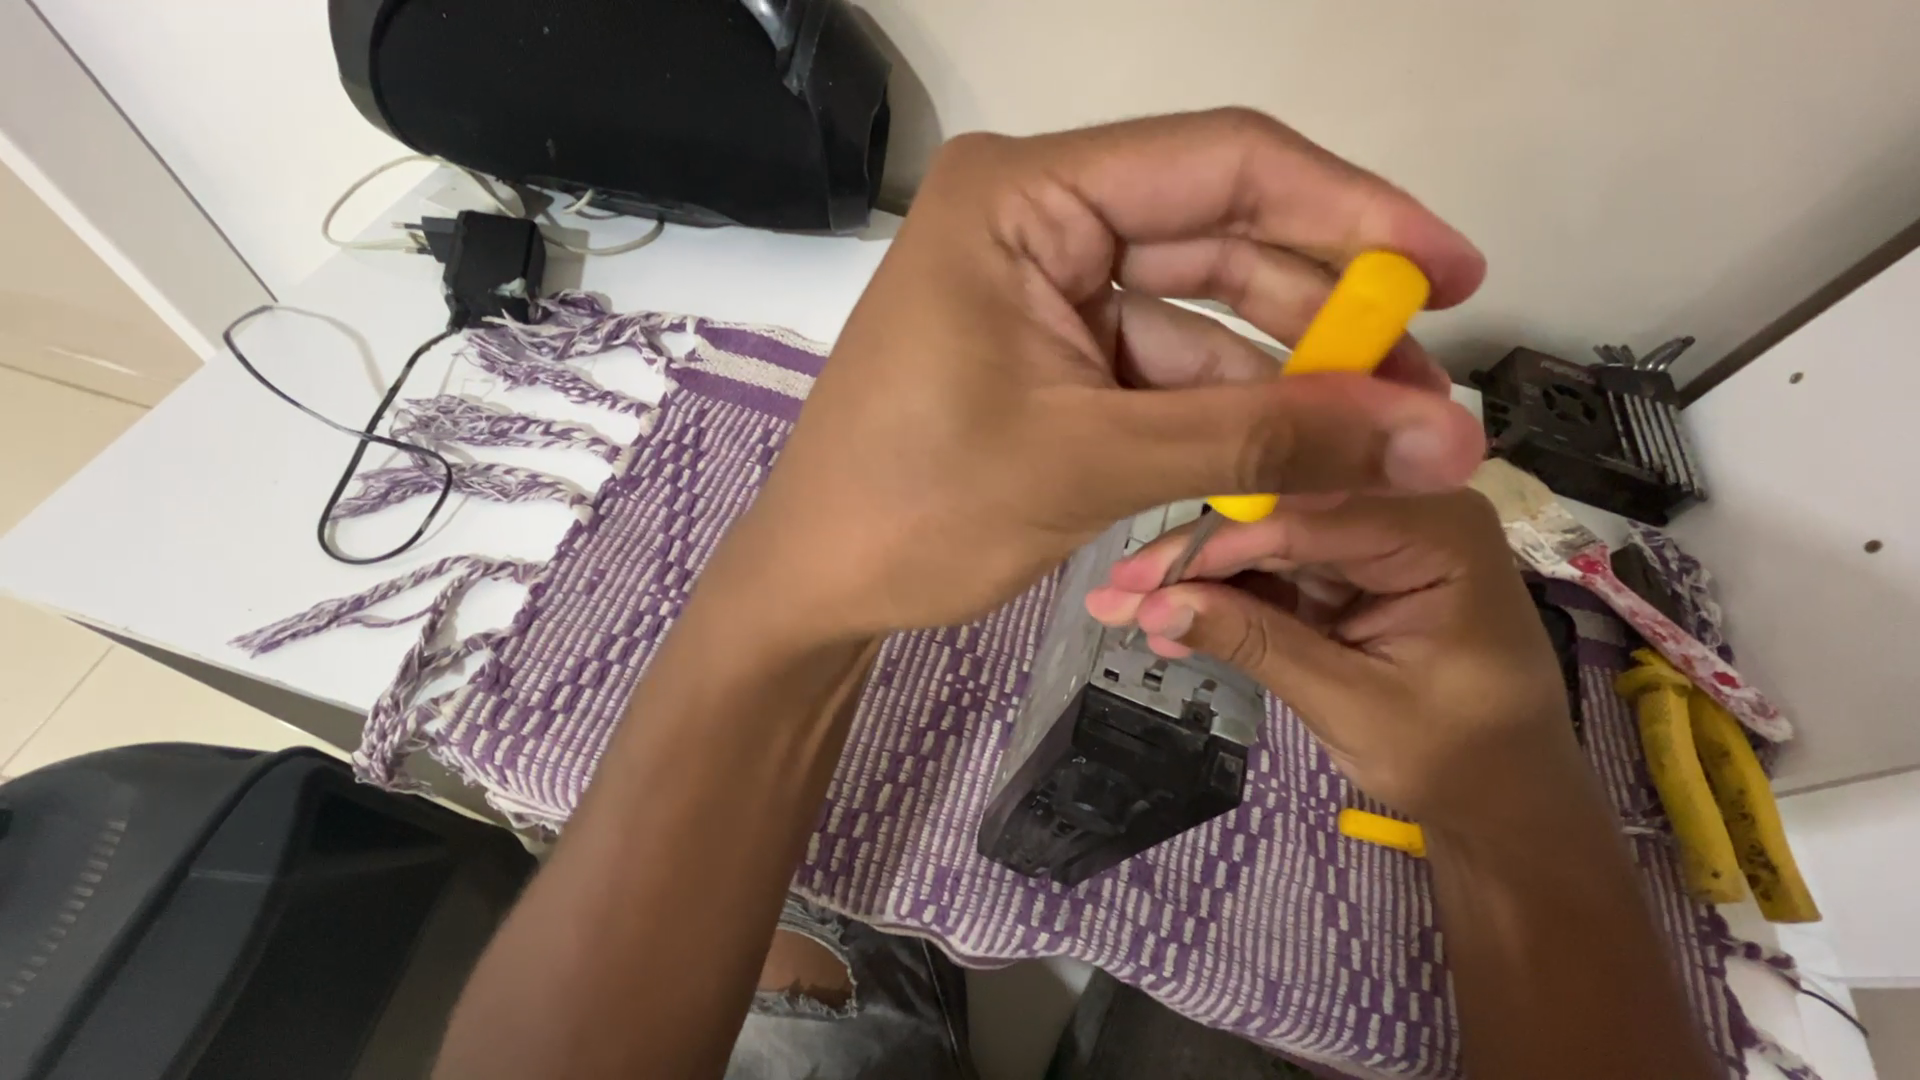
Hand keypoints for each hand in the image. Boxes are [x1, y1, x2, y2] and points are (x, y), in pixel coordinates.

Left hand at [711, 110, 1488, 639]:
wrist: (819, 581)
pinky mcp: (1044, 355)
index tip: (1453, 275)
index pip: (1222, 165)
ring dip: (1281, 377)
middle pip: (1218, 240)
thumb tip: (1436, 434)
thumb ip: (1265, 440)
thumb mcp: (1096, 463)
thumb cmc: (920, 509)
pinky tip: (1290, 453)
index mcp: (1022, 197)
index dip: (1354, 214)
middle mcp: (1034, 221)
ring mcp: (1040, 291)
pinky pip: (1155, 367)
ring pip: (1195, 315)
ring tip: (1380, 436)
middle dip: (1323, 316)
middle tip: (1423, 389)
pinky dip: (1221, 411)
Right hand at [1085, 492, 1579, 829]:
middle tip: (1114, 594)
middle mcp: (1404, 515)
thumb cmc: (1456, 757)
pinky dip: (1224, 603)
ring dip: (1197, 585)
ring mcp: (1372, 544)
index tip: (1132, 579)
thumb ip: (1255, 643)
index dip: (1210, 546)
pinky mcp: (1346, 575)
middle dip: (1192, 563)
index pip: (1302, 516)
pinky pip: (1272, 575)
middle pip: (1275, 520)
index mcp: (1436, 529)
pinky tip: (1172, 625)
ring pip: (1262, 546)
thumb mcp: (1351, 703)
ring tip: (1127, 614)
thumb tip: (1152, 606)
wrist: (1501, 802)